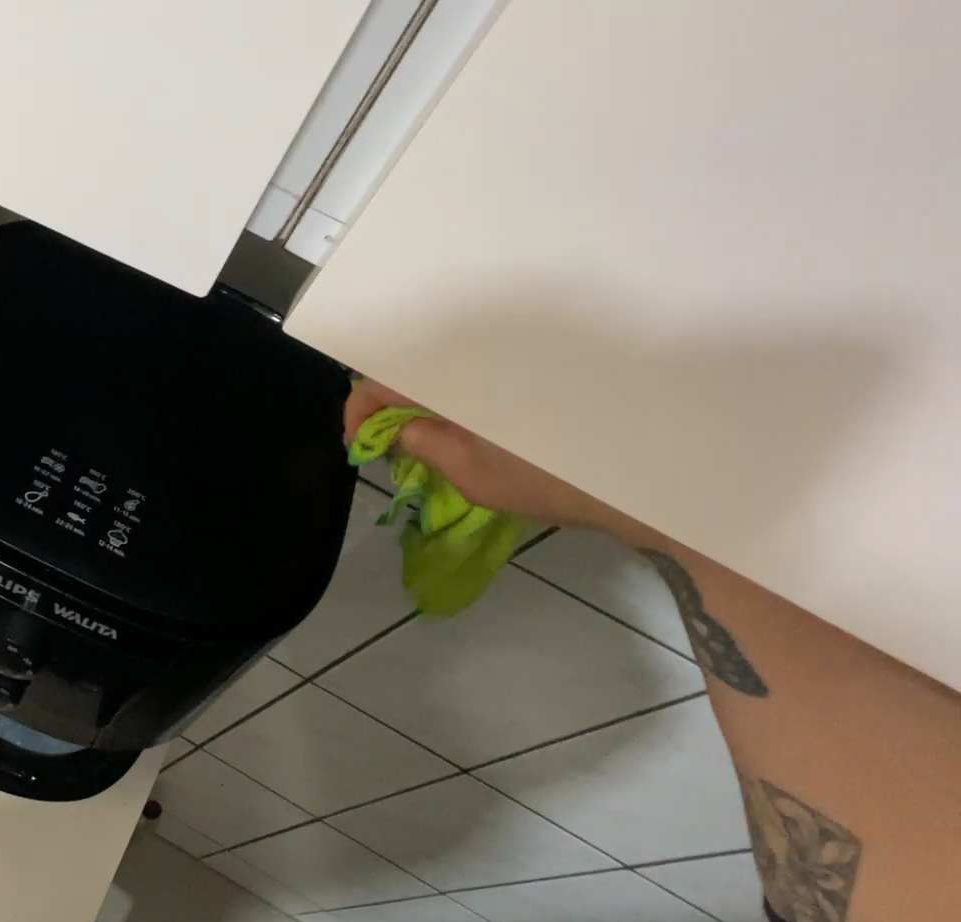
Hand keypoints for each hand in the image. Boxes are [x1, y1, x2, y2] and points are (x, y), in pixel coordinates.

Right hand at [346, 379, 638, 536]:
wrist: (644, 474)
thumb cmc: (551, 480)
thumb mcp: (473, 475)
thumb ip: (425, 445)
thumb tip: (395, 429)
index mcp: (458, 381)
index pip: (384, 381)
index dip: (361, 411)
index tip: (360, 444)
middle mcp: (482, 357)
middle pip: (412, 364)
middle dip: (389, 402)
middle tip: (387, 440)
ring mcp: (513, 357)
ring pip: (447, 365)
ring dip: (425, 396)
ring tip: (423, 435)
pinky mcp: (541, 362)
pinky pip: (481, 368)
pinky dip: (459, 392)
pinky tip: (466, 421)